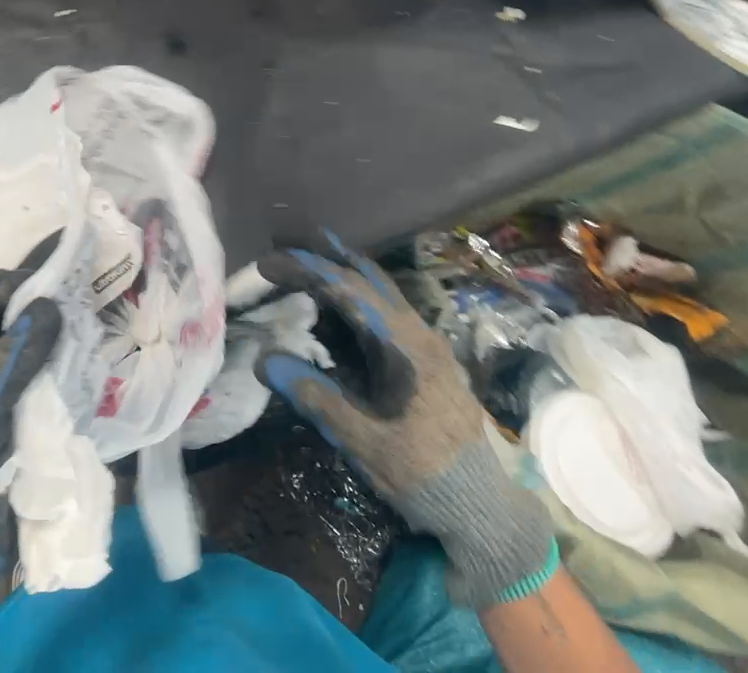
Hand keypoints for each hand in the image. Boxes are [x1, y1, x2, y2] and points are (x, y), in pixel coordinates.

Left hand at [0, 271, 61, 672]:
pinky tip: (97, 357)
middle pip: (12, 321)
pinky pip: (48, 383)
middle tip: (94, 281)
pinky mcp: (21, 420)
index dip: (19, 278)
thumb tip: (46, 305)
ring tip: (103, 310)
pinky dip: (69, 368)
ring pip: (34, 350)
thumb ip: (9, 361)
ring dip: (63, 334)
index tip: (63, 260)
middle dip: (47, 301)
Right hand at [252, 235, 556, 609]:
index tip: (268, 262)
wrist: (481, 508)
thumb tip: (265, 360)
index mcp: (407, 346)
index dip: (307, 270)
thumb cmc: (423, 473)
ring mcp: (426, 347)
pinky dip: (355, 299)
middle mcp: (420, 335)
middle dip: (327, 256)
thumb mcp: (364, 441)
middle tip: (286, 239)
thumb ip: (317, 397)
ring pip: (380, 293)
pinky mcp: (425, 363)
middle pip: (369, 278)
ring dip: (342, 274)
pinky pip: (385, 314)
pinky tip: (335, 310)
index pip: (351, 290)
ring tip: (306, 262)